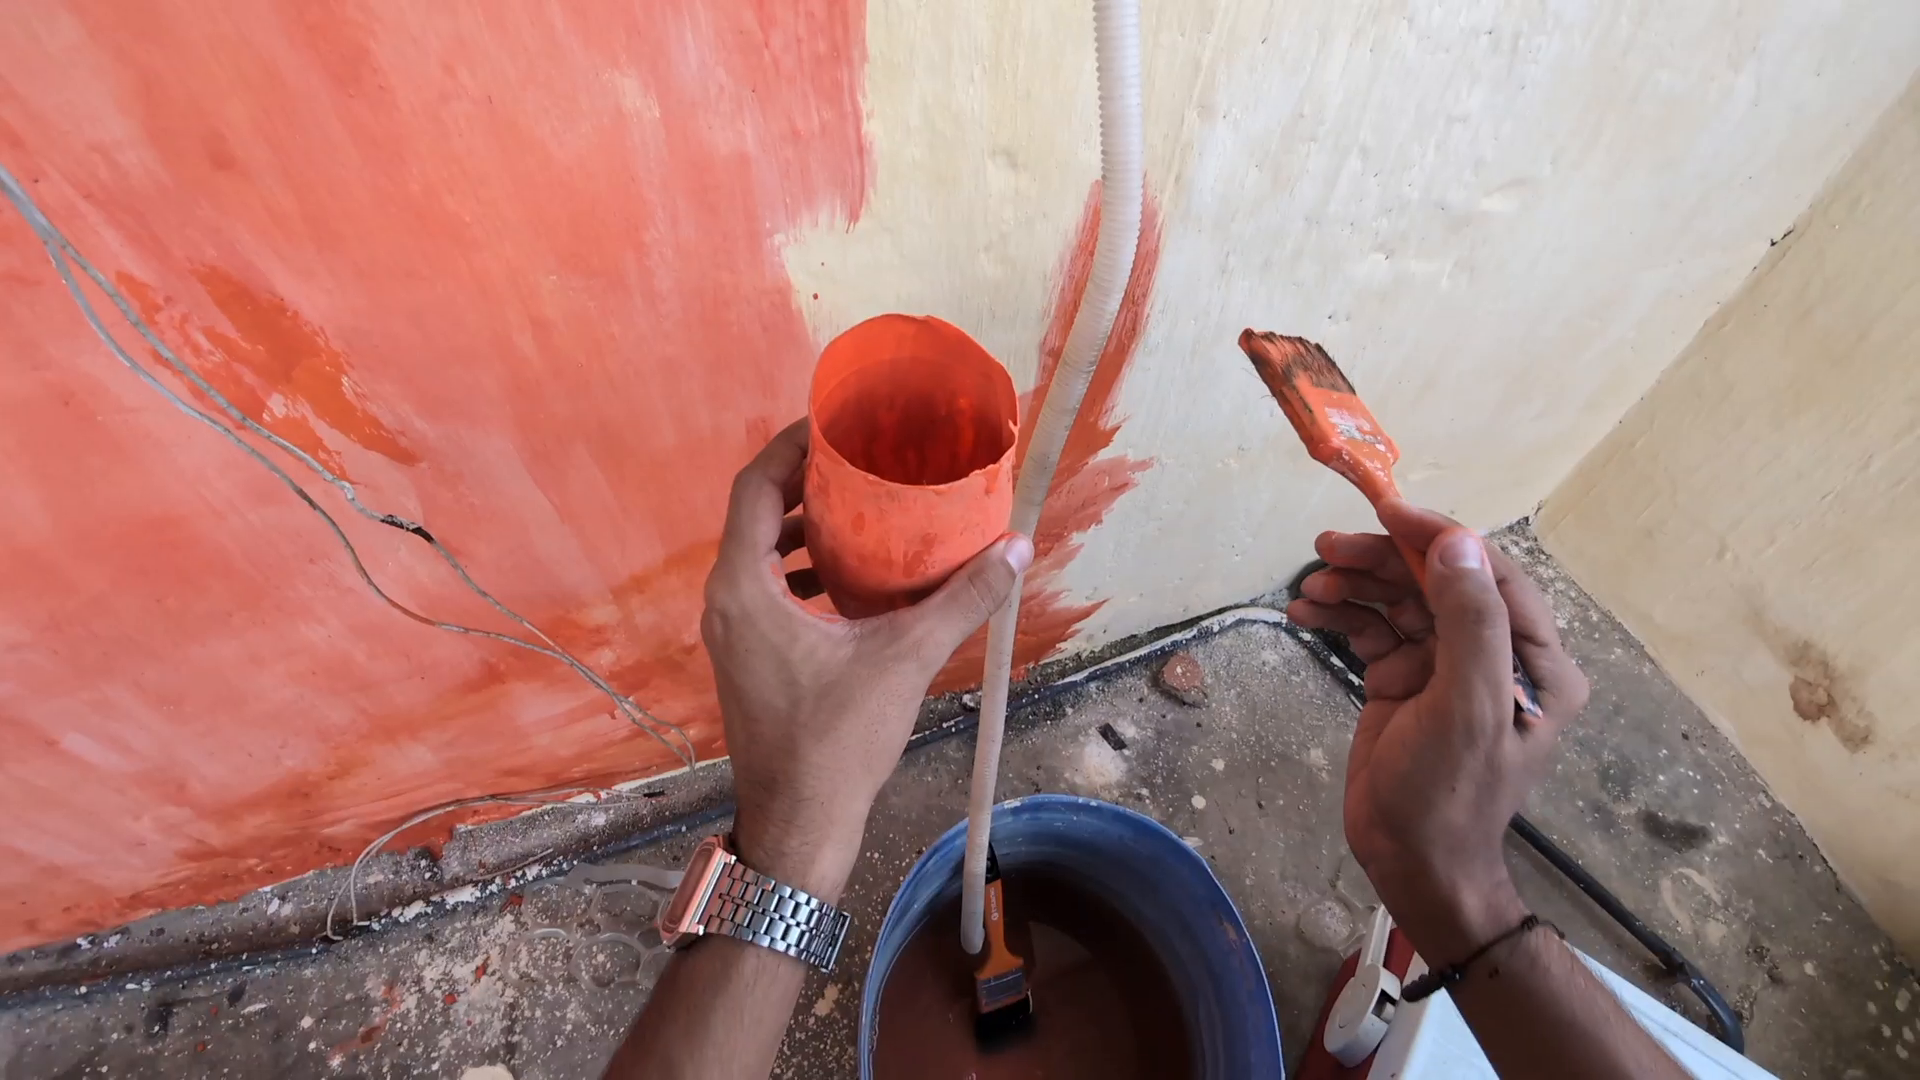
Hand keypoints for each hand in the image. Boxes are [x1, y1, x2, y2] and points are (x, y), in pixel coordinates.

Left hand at [702, 420, 1031, 901]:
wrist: (798, 825)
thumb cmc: (840, 739)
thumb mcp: (905, 659)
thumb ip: (961, 601)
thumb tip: (1019, 548)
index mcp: (746, 587)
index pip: (754, 487)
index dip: (789, 446)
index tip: (834, 425)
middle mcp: (727, 600)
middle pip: (754, 513)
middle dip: (802, 481)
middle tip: (858, 461)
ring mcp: (733, 631)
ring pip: (758, 553)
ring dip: (801, 525)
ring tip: (858, 509)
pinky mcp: (748, 655)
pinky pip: (766, 587)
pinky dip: (800, 567)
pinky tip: (848, 577)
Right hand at [1286, 499, 1588, 961]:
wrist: (1410, 857)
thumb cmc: (1446, 789)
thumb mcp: (1464, 706)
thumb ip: (1469, 621)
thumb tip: (1456, 541)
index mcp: (1530, 658)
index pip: (1487, 572)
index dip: (1438, 536)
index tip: (1383, 511)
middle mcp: (1490, 653)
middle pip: (1433, 581)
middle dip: (1381, 561)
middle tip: (1324, 549)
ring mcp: (1441, 665)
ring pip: (1395, 602)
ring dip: (1352, 589)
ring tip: (1308, 590)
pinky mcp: (1401, 678)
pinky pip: (1369, 630)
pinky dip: (1338, 618)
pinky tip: (1304, 615)